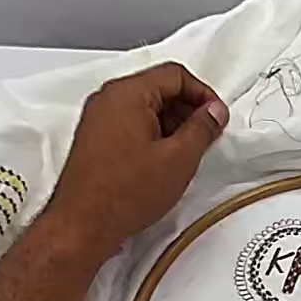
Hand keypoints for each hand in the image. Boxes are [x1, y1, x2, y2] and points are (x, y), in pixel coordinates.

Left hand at [40, 62, 227, 257]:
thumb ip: (202, 128)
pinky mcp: (97, 139)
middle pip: (160, 88)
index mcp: (127, 94)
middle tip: (207, 135)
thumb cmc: (121, 195)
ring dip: (172, 125)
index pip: (175, 75)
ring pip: (146, 108)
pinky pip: (132, 124)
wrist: (84, 225)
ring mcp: (99, 119)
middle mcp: (108, 100)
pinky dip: (154, 136)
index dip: (203, 94)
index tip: (216, 117)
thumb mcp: (179, 159)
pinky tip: (165, 162)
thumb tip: (213, 112)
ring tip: (187, 154)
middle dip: (188, 110)